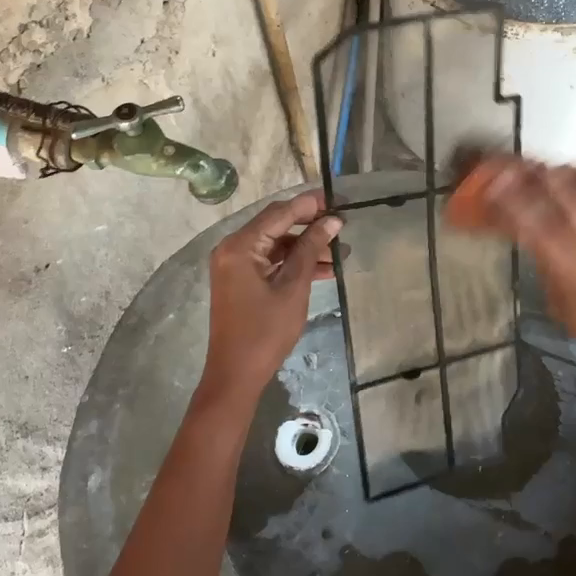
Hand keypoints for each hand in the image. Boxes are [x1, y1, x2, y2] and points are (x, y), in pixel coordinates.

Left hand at [201, 190, 340, 399]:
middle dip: (310, 224)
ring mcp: (235, 264)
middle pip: (276, 224)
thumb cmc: (265, 331)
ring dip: (306, 246)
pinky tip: (325, 269)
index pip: (279, 213)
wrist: (236, 375)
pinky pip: (270, 260)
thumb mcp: (293, 287)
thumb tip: (333, 221)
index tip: (338, 200)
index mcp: (240, 246)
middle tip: (342, 223)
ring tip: (341, 251)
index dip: (310, 205)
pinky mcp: (240, 279)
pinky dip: (294, 262)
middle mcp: (233, 248)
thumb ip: (311, 249)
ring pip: (276, 243)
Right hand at [451, 157, 575, 375]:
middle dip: (526, 172)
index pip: (522, 212)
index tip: (486, 186)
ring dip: (563, 171)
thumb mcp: (555, 297)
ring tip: (551, 174)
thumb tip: (527, 231)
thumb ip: (542, 258)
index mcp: (561, 254)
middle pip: (551, 183)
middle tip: (512, 170)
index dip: (501, 194)